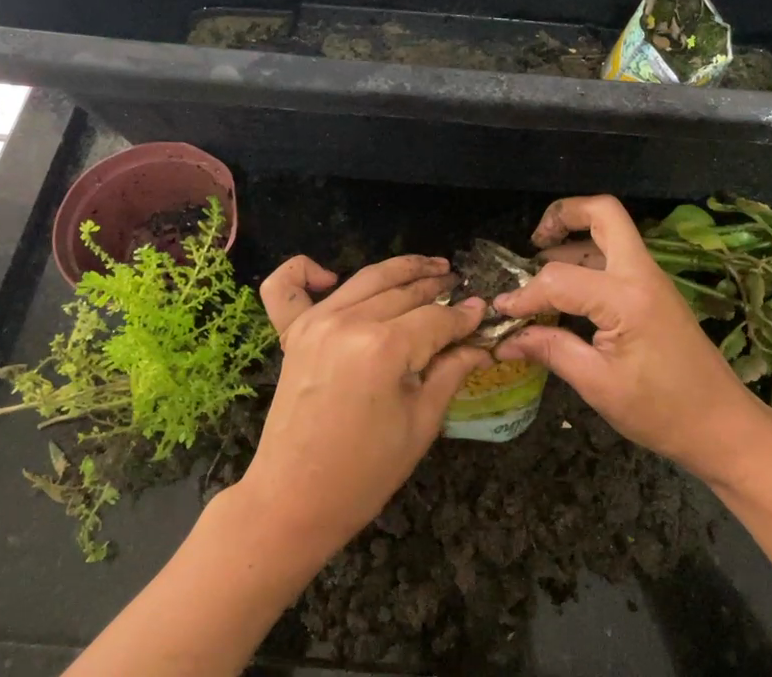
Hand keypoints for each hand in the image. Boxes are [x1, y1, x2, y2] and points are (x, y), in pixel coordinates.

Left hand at [238, 254, 490, 550]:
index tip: (484, 314)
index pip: (437, 319)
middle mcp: (349, 322)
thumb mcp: (422, 423)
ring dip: (401, 270)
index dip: (464, 317)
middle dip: (439, 289)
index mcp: (384, 347)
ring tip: (431, 269)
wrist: (294, 501)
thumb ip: (451, 372)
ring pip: (367, 279)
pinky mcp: (292, 333)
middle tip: (461, 289)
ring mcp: (316, 323)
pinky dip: (305, 270)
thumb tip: (480, 342)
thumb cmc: (366, 473)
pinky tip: (331, 275)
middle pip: (405, 292)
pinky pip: (287, 287)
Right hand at [494, 196, 771, 482]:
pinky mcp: (655, 294)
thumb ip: (552, 350)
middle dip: (564, 215)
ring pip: (611, 234)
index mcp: (626, 297)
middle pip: (604, 213)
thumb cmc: (661, 410)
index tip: (501, 312)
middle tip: (534, 243)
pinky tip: (565, 295)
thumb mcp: (598, 385)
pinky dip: (588, 263)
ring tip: (538, 271)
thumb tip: (506, 339)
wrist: (722, 425)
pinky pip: (617, 260)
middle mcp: (641, 274)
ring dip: (575, 240)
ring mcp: (652, 280)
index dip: (524, 294)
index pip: (559, 279)